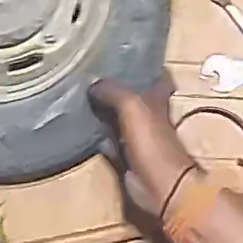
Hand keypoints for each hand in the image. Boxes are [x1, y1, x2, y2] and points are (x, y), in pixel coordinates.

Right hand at [89, 78, 196, 216]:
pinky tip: (82, 127)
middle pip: (134, 95)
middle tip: (93, 75)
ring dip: (106, 109)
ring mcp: (139, 136)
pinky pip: (110, 139)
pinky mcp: (128, 156)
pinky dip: (99, 134)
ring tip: (82, 95)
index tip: (126, 56)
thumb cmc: (152, 141)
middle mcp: (150, 114)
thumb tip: (92, 83)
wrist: (159, 185)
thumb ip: (113, 91)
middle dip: (118, 86)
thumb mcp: (133, 107)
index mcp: (158, 98)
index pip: (156, 75)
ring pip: (120, 116)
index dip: (146, 66)